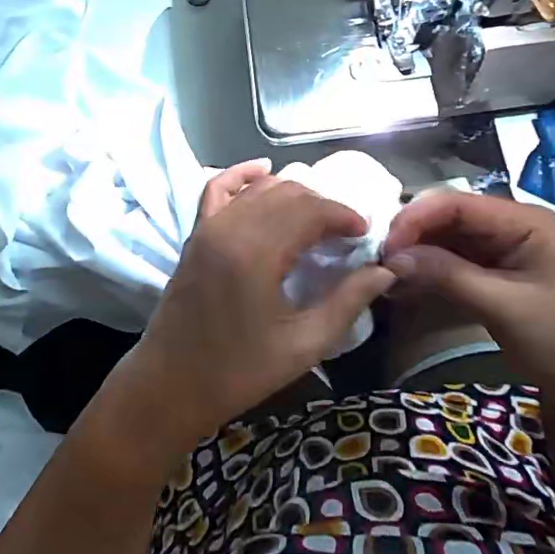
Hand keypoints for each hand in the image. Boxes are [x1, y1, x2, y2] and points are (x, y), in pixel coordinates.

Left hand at [107, 161, 396, 454]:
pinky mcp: (195, 233)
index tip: (364, 233)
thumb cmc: (240, 371)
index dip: (343, 215)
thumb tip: (383, 272)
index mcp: (257, 253)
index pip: (310, 210)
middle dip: (322, 205)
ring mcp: (208, 227)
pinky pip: (218, 188)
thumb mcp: (304, 345)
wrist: (172, 383)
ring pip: (258, 188)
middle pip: (287, 193)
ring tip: (316, 220)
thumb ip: (347, 302)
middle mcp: (230, 228)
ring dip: (292, 194)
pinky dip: (242, 175)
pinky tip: (263, 170)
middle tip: (344, 233)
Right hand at [381, 191, 554, 401]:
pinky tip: (403, 286)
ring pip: (446, 239)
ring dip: (416, 255)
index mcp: (524, 221)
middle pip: (448, 217)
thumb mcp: (505, 308)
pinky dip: (429, 272)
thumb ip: (448, 275)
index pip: (457, 203)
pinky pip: (453, 262)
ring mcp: (502, 250)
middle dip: (412, 235)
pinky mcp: (495, 273)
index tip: (386, 246)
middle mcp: (510, 226)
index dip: (416, 218)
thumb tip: (392, 257)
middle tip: (379, 261)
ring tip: (385, 275)